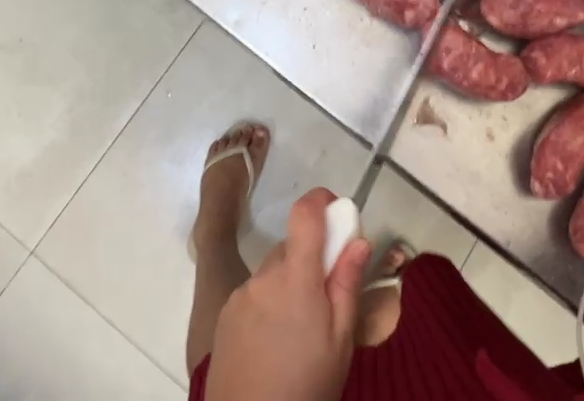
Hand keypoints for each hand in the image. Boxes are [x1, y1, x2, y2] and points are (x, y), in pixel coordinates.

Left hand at [205, 188, 371, 400]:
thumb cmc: (307, 385)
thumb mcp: (341, 341)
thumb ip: (347, 285)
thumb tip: (358, 241)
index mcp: (296, 278)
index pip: (304, 214)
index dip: (320, 201)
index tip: (336, 208)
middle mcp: (264, 276)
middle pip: (291, 249)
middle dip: (311, 262)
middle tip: (327, 300)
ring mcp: (241, 294)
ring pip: (272, 274)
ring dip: (288, 286)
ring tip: (299, 332)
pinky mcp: (225, 313)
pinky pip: (254, 294)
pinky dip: (268, 304)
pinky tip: (275, 341)